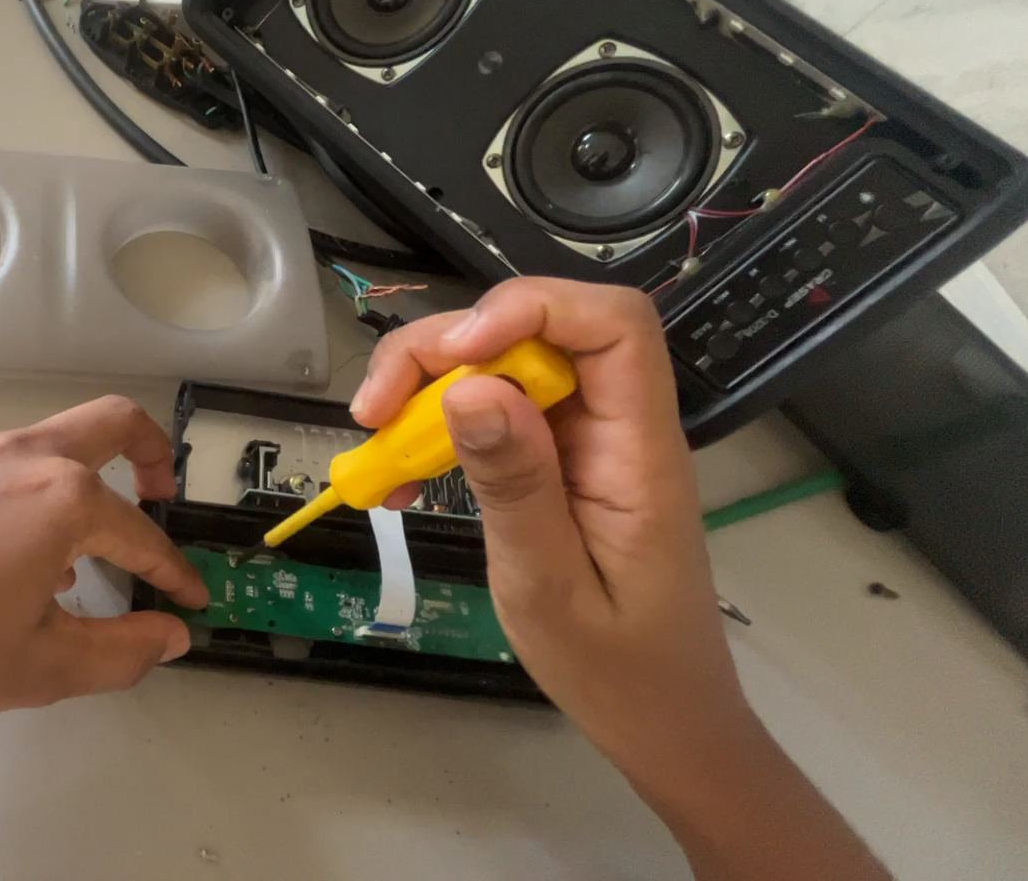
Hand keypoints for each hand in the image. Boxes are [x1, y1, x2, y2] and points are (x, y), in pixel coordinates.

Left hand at [0, 395, 209, 765]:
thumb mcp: (38, 668)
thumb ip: (121, 651)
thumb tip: (169, 635)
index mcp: (62, 497)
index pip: (142, 533)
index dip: (175, 571)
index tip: (191, 597)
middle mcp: (21, 455)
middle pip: (111, 423)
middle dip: (151, 455)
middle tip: (161, 499)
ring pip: (51, 443)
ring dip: (84, 481)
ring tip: (75, 554)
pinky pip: (2, 466)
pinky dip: (31, 493)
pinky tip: (6, 555)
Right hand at [351, 279, 748, 779]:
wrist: (656, 717)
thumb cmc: (616, 666)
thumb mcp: (549, 582)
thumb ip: (515, 483)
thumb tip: (467, 389)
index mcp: (636, 447)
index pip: (610, 325)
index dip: (527, 310)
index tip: (452, 358)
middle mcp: (608, 422)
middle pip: (527, 332)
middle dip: (437, 352)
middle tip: (372, 413)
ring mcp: (575, 437)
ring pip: (491, 366)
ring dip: (419, 391)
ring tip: (373, 447)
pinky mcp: (546, 455)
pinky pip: (480, 413)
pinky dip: (427, 433)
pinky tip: (397, 479)